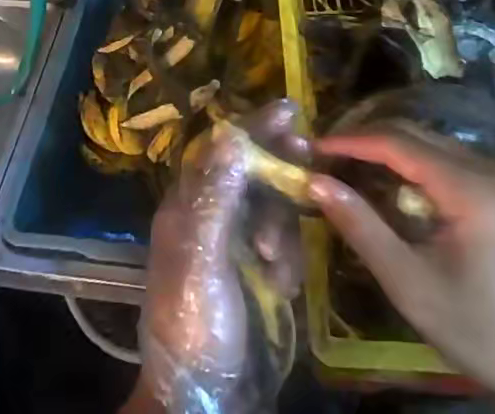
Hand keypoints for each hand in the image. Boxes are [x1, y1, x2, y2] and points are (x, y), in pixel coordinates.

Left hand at [124, 101, 307, 413]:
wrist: (208, 400)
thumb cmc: (195, 327)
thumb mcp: (202, 262)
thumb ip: (216, 200)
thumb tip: (232, 134)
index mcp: (187, 210)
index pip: (221, 151)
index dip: (253, 127)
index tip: (290, 110)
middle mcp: (212, 219)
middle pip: (254, 173)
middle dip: (279, 170)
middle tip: (307, 158)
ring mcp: (238, 246)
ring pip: (275, 207)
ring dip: (284, 229)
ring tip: (276, 262)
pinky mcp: (260, 269)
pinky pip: (287, 244)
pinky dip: (289, 260)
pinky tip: (282, 286)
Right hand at [309, 127, 494, 413]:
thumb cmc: (481, 328)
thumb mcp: (412, 284)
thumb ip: (363, 229)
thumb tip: (317, 184)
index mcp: (469, 185)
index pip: (400, 142)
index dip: (353, 141)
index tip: (313, 149)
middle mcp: (485, 165)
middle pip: (416, 134)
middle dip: (367, 139)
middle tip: (324, 157)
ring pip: (430, 144)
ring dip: (388, 150)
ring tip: (345, 167)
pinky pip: (444, 160)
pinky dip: (410, 164)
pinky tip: (386, 183)